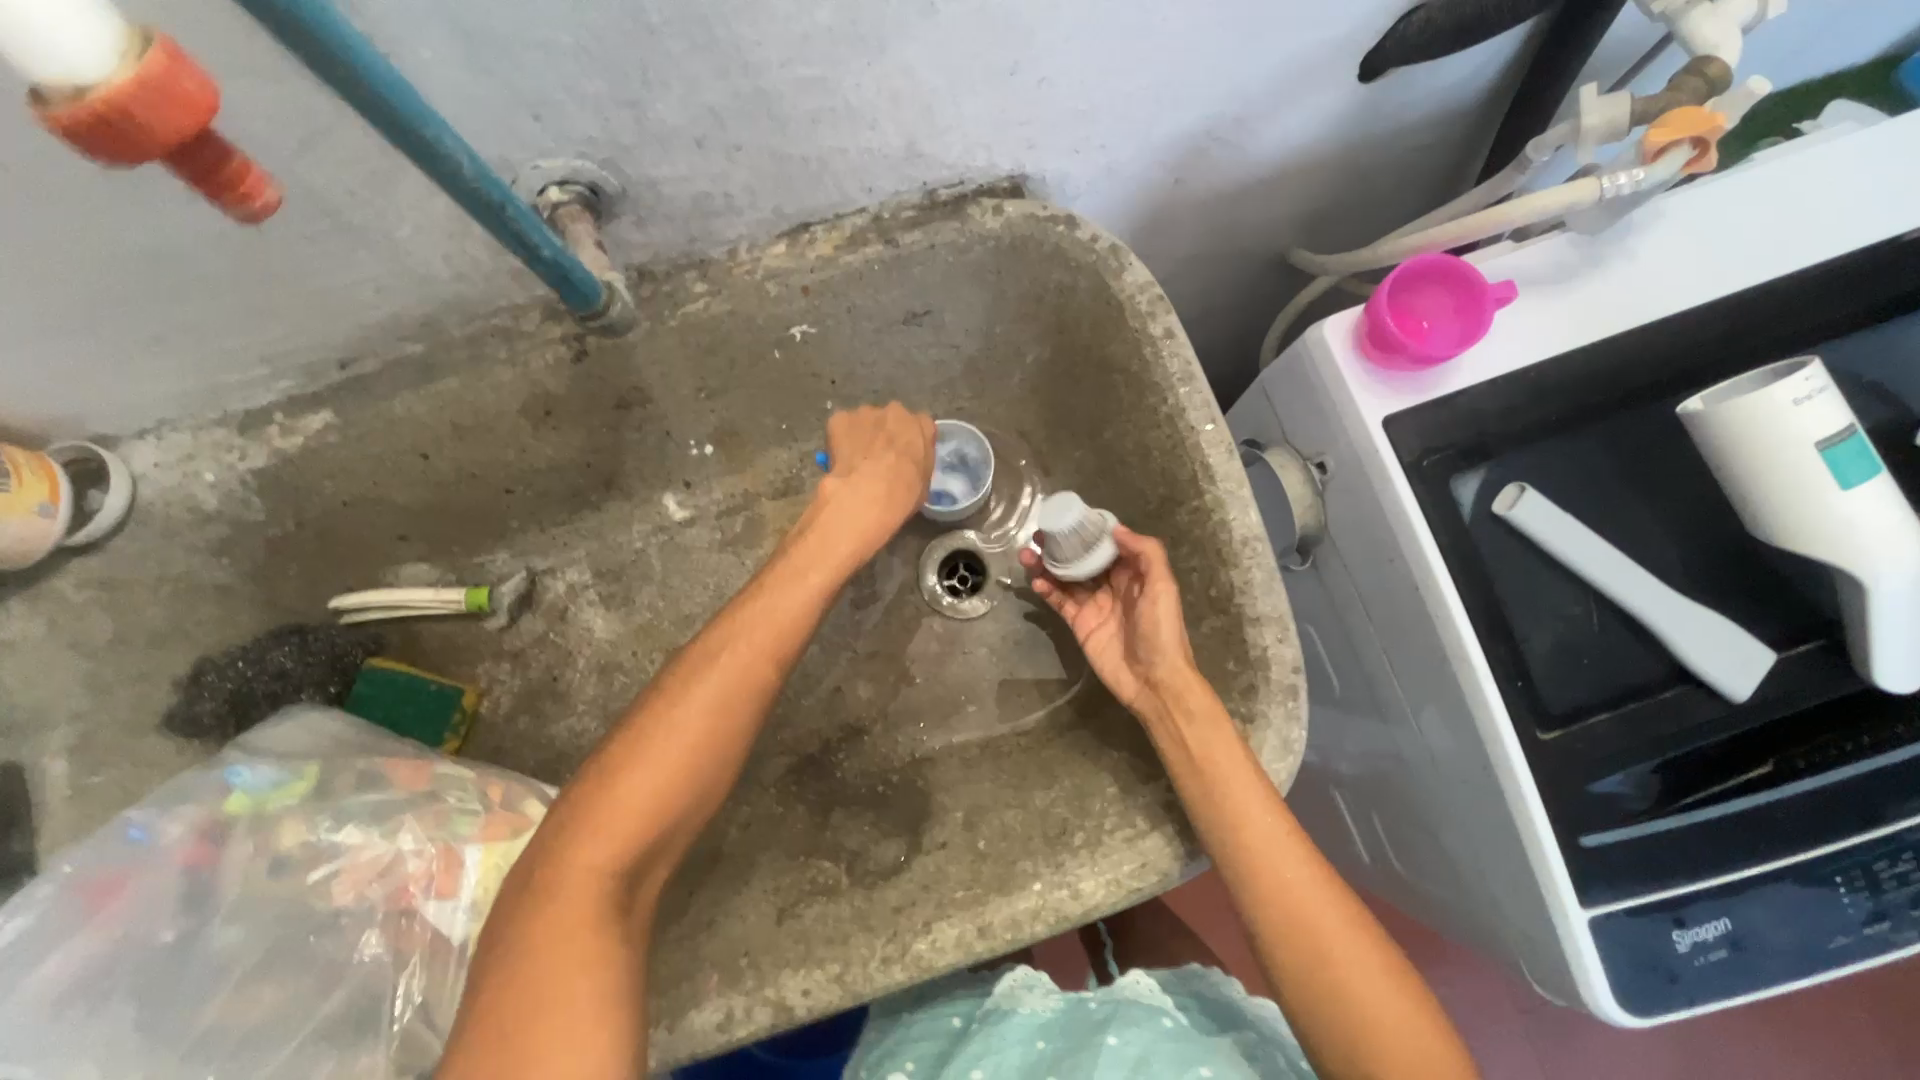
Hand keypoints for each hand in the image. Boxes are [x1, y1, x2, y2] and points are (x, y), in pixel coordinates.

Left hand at [810, 403, 935, 559]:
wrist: (870, 492)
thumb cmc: (904, 492)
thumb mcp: (924, 481)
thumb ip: (917, 462)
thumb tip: (906, 463)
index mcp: (922, 425)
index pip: (920, 425)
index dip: (909, 441)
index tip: (903, 456)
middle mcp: (896, 411)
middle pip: (890, 418)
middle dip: (884, 433)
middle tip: (877, 458)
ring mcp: (866, 412)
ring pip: (863, 420)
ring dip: (861, 434)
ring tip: (855, 460)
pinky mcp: (840, 418)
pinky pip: (840, 425)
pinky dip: (838, 438)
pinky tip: (839, 459)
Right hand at [1020, 526, 1200, 726]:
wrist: (1155, 681)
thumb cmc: (1163, 631)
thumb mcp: (1163, 587)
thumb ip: (1145, 553)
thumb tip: (1115, 529)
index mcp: (1134, 572)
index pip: (1107, 544)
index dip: (1087, 530)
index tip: (1067, 517)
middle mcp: (1112, 584)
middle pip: (1082, 559)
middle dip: (1061, 546)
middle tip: (1038, 535)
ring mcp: (1094, 604)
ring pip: (1066, 578)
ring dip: (1046, 566)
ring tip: (1026, 555)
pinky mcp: (1080, 624)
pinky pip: (1060, 602)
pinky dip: (1047, 590)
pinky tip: (1035, 582)